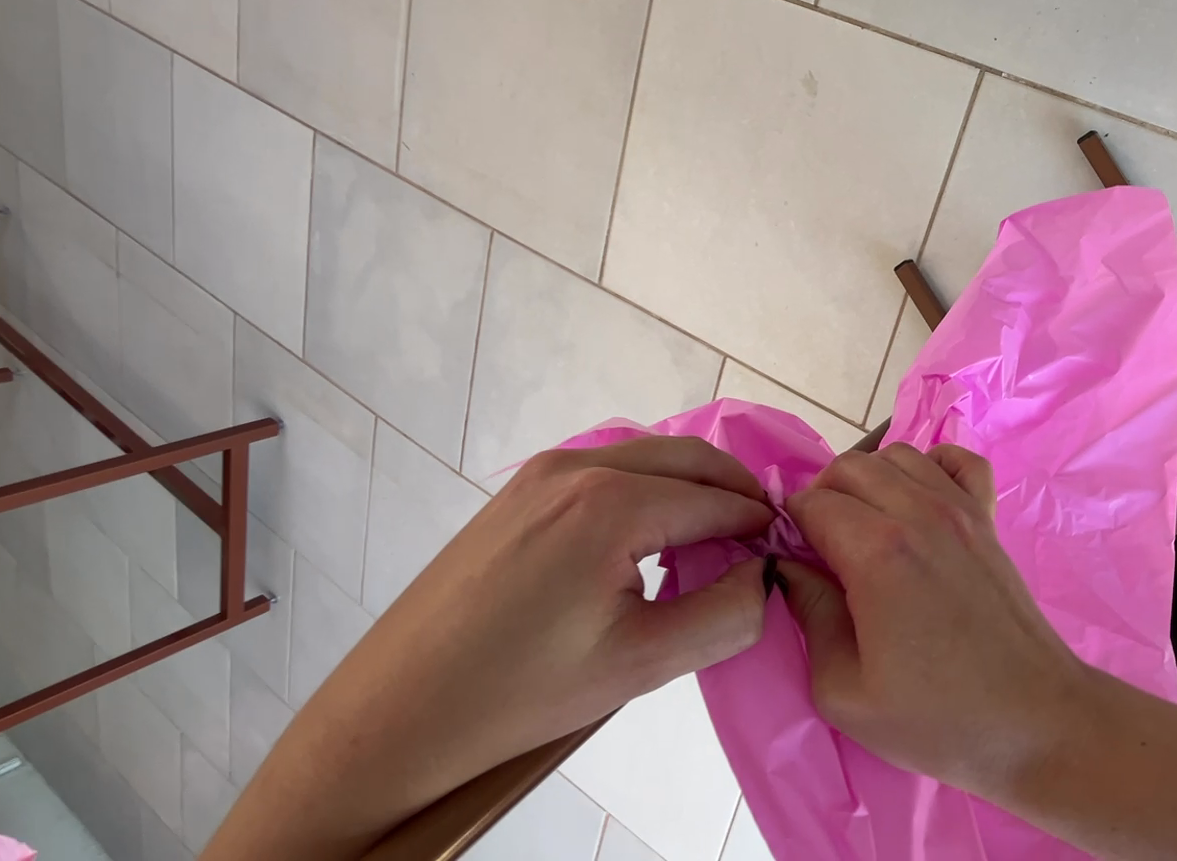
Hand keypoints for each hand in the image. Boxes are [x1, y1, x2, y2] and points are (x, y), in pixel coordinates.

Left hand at [207, 436, 774, 859]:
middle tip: (761, 534)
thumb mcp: (643, 663)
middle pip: (688, 459)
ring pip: (649, 458)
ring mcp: (541, 472)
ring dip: (692, 486)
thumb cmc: (520, 696)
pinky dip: (649, 489)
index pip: (717, 497)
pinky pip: (609, 470)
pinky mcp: (518, 491)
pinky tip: (649, 536)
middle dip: (734, 489)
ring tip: (713, 537)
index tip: (787, 548)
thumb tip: (765, 573)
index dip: (760, 522)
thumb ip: (728, 612)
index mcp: (611, 501)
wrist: (389, 718)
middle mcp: (578, 465)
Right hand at [780, 444, 1093, 796]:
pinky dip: (932, 465)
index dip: (792, 527)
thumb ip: (809, 615)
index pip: (812, 503)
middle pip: (850, 467)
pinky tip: (921, 500)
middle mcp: (918, 511)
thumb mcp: (844, 691)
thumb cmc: (938, 718)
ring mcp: (960, 507)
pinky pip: (958, 460)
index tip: (795, 560)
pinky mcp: (989, 516)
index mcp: (877, 550)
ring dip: (870, 479)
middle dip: (823, 497)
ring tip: (867, 525)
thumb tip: (789, 567)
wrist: (1035, 720)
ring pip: (897, 455)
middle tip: (824, 548)